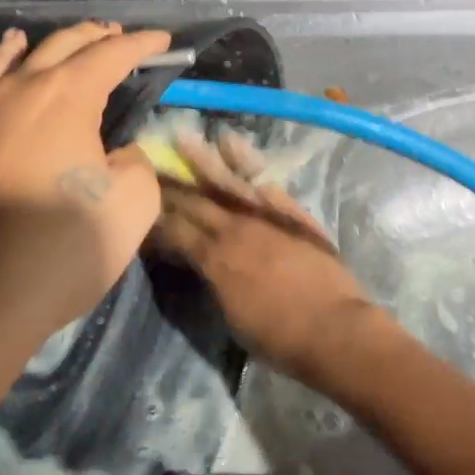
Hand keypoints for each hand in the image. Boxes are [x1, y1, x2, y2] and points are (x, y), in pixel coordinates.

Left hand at [0, 22, 169, 342]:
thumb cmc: (61, 248)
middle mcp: (16, 92)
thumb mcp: (132, 207)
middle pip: (55, 47)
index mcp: (66, 96)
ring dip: (12, 49)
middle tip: (111, 35)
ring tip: (18, 37)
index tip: (163, 40)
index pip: (110, 55)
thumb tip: (118, 155)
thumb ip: (135, 165)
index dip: (141, 45)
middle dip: (89, 36)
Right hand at [155, 129, 379, 381]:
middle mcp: (232, 229)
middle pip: (193, 201)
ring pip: (224, 180)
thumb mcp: (233, 318)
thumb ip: (214, 282)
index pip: (174, 230)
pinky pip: (261, 178)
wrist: (336, 330)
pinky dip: (244, 159)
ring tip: (181, 136)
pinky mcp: (288, 210)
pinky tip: (229, 141)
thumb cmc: (281, 339)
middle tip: (147, 164)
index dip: (155, 218)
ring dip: (200, 159)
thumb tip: (201, 262)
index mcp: (214, 259)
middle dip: (168, 184)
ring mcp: (262, 214)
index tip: (139, 204)